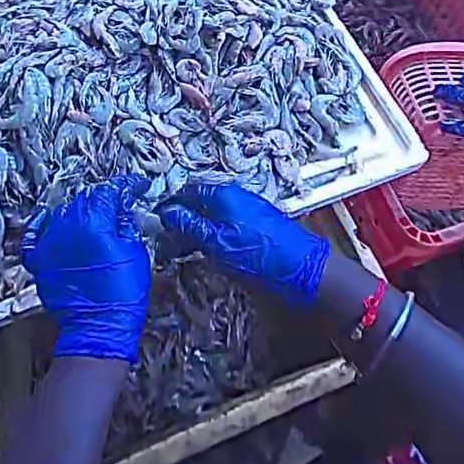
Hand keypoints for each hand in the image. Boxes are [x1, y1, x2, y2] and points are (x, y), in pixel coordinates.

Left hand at [22, 175, 152, 361]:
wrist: (98, 331)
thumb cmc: (122, 297)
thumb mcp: (135, 254)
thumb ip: (127, 225)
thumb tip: (123, 209)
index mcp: (94, 221)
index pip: (109, 191)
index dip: (124, 186)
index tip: (136, 186)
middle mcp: (67, 226)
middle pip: (85, 199)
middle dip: (103, 199)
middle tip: (118, 204)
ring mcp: (50, 243)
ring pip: (64, 213)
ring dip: (80, 212)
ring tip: (95, 219)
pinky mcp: (40, 261)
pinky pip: (37, 235)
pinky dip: (44, 227)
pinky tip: (50, 222)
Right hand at [159, 183, 327, 306]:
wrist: (305, 271)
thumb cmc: (258, 255)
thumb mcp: (216, 242)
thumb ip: (189, 225)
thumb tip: (166, 211)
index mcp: (221, 193)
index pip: (185, 192)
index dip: (170, 208)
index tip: (158, 225)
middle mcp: (234, 195)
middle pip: (198, 204)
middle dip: (182, 222)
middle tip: (170, 245)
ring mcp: (247, 209)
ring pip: (212, 216)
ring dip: (197, 232)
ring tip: (187, 253)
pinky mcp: (257, 224)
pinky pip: (226, 225)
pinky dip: (214, 237)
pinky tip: (211, 254)